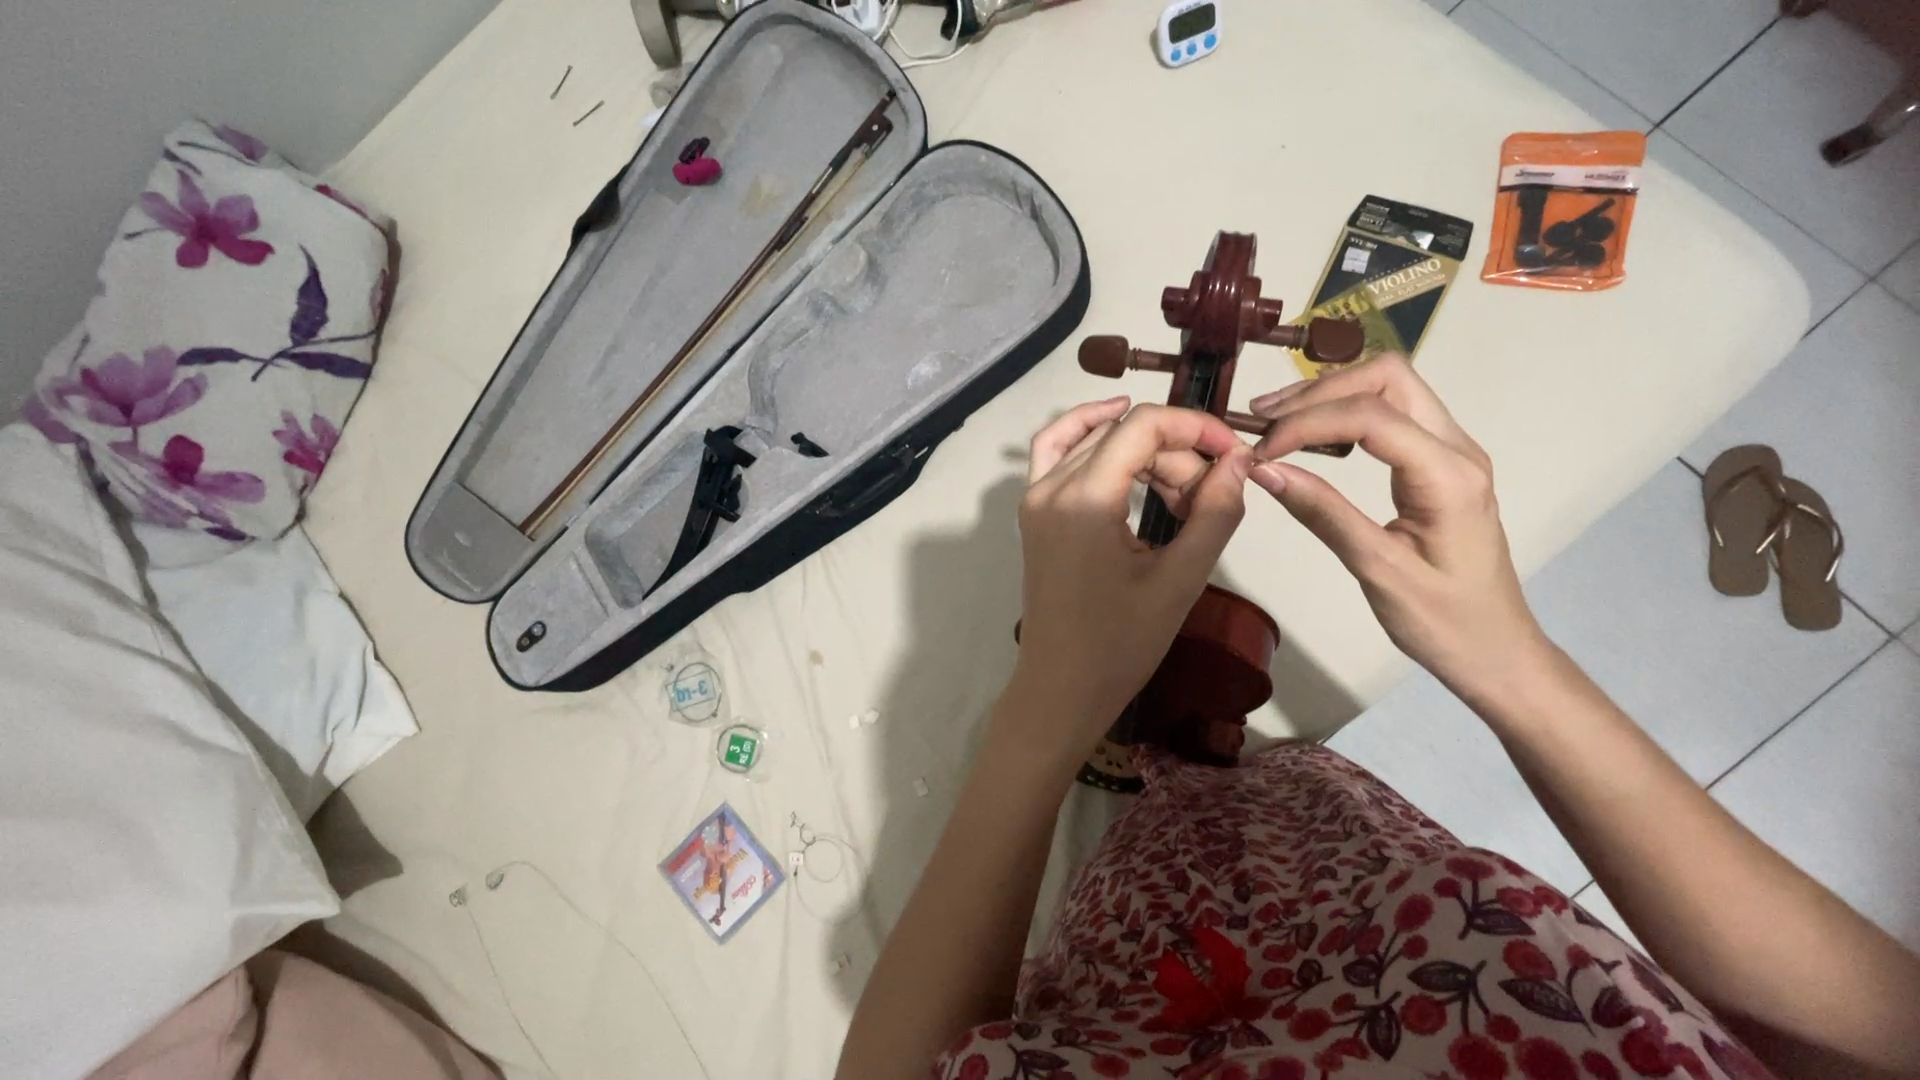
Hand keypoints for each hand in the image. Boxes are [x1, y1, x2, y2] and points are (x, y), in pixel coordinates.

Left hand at [1012, 397, 1251, 747]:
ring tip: (1182, 494)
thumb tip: (1241, 460)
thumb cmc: (1122, 643)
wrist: (1062, 686)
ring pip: (1094, 440)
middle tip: (1211, 498)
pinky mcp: (1034, 512)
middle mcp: (1050, 486)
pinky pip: (1057, 451)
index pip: (1144, 426)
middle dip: (1176, 451)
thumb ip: (1215, 512)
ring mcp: (1035, 497)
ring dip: (1143, 452)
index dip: (1196, 427)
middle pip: (1122, 434)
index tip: (1236, 454)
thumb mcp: (1180, 579)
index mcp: (1084, 499)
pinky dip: (1089, 434)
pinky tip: (1121, 430)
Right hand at [1247, 356, 1546, 699]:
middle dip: (1318, 391)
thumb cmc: (1443, 622)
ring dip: (1329, 395)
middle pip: (1387, 378)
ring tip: (1273, 420)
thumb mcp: (1377, 570)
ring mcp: (1452, 452)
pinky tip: (1309, 435)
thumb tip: (1265, 470)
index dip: (1306, 423)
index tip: (1259, 453)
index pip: (1370, 416)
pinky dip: (1344, 413)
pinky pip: (1392, 415)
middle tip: (1262, 421)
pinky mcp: (1438, 464)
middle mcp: (1457, 448)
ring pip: (1390, 388)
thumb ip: (1323, 513)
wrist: (1497, 649)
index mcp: (1448, 476)